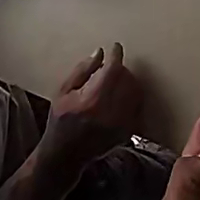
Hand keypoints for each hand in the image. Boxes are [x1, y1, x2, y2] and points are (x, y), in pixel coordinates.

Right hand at [44, 43, 140, 162]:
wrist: (66, 153)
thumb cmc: (61, 120)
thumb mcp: (63, 92)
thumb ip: (83, 70)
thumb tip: (100, 52)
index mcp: (93, 99)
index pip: (113, 69)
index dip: (116, 54)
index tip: (116, 47)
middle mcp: (111, 110)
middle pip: (127, 77)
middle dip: (120, 68)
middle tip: (110, 68)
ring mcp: (123, 122)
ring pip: (136, 90)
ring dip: (128, 80)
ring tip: (114, 81)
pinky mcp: (130, 130)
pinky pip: (138, 104)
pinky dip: (132, 96)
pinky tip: (120, 96)